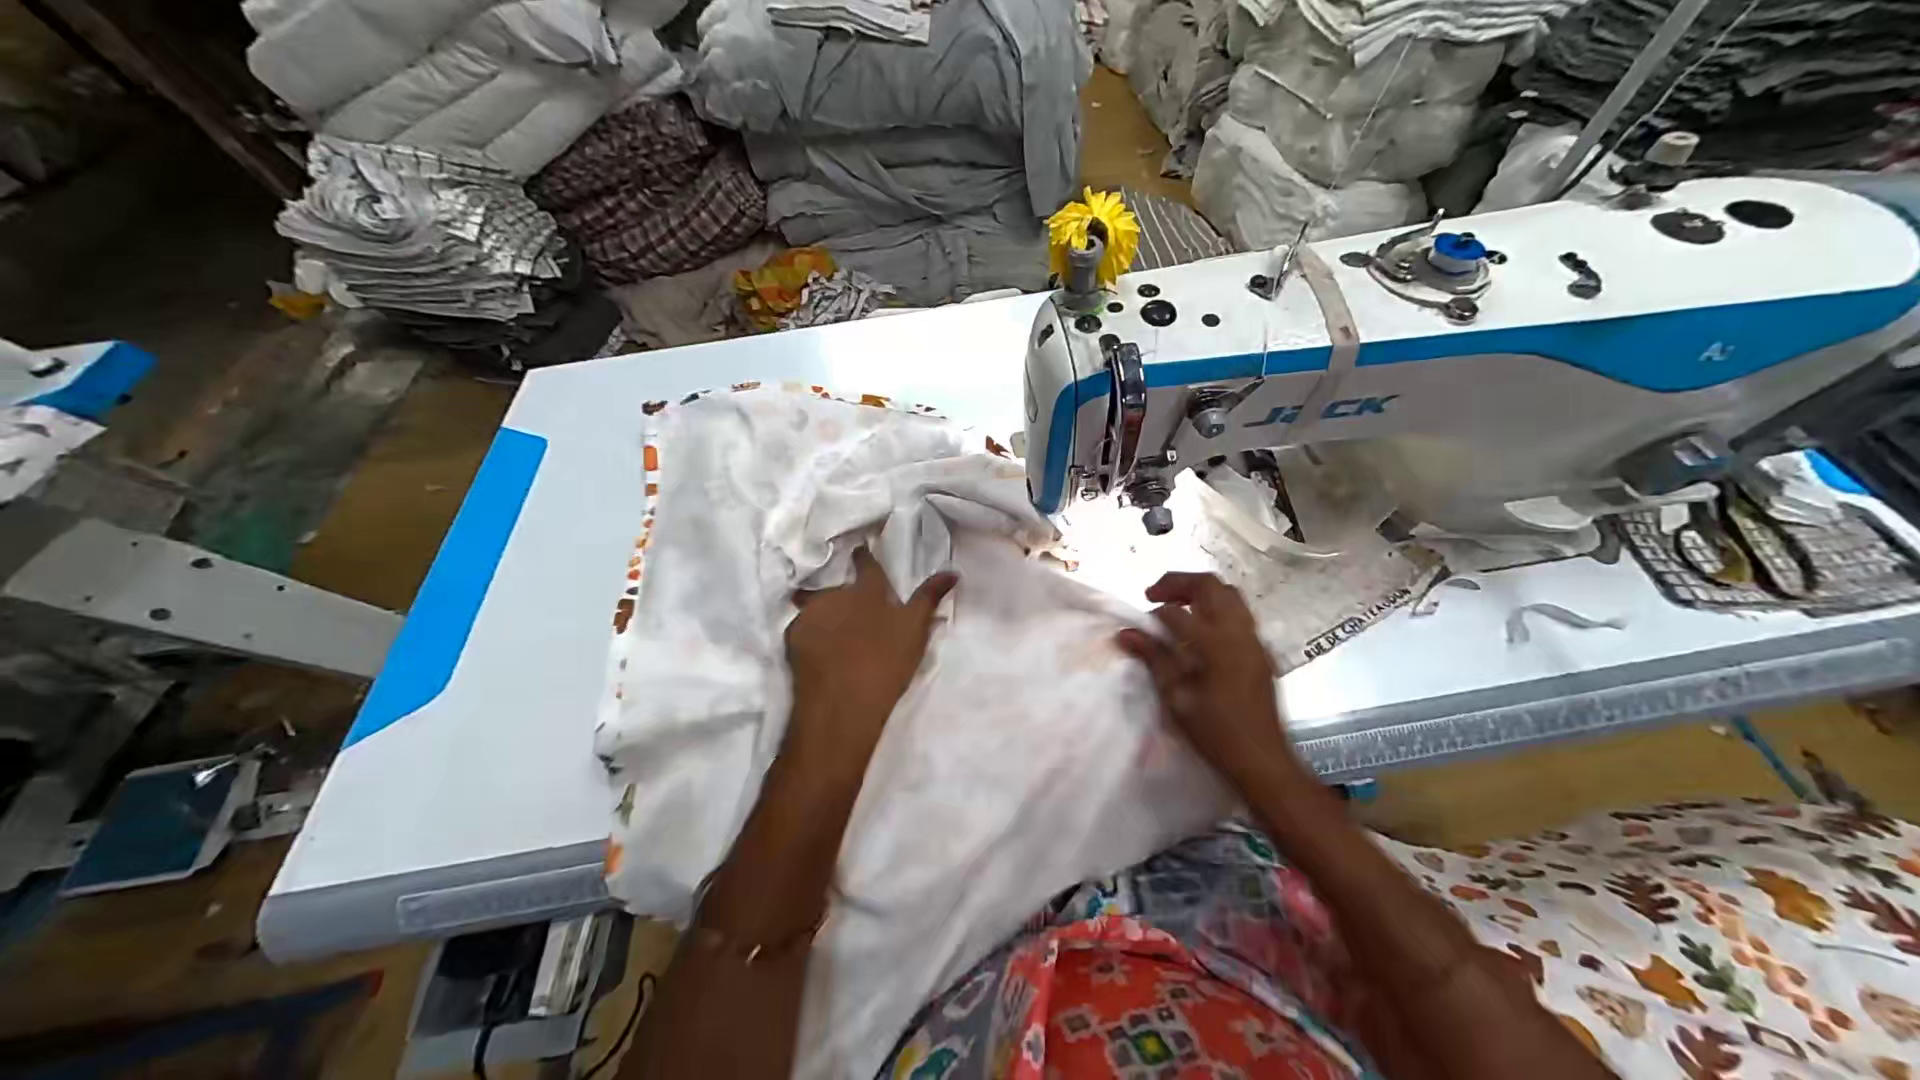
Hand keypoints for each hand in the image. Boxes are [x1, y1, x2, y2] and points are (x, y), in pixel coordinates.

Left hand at [783, 546, 956, 764]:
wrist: (842, 702)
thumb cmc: (885, 663)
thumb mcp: (915, 630)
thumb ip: (930, 598)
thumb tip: (952, 572)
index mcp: (867, 591)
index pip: (867, 565)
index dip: (865, 558)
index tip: (861, 551)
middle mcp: (835, 595)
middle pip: (839, 586)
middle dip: (844, 593)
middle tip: (853, 609)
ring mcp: (810, 615)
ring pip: (816, 604)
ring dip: (825, 611)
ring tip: (833, 627)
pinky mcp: (792, 637)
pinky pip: (803, 626)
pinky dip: (811, 632)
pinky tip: (819, 647)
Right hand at [1115, 572, 1303, 793]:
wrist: (1262, 759)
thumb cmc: (1214, 733)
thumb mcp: (1176, 697)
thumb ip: (1153, 659)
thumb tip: (1126, 633)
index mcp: (1214, 644)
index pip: (1176, 612)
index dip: (1152, 614)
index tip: (1139, 626)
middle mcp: (1237, 632)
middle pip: (1209, 585)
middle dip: (1178, 583)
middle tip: (1155, 595)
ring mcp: (1254, 640)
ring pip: (1229, 594)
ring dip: (1200, 592)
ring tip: (1178, 607)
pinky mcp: (1261, 650)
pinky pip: (1240, 613)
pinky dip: (1217, 608)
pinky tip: (1201, 630)